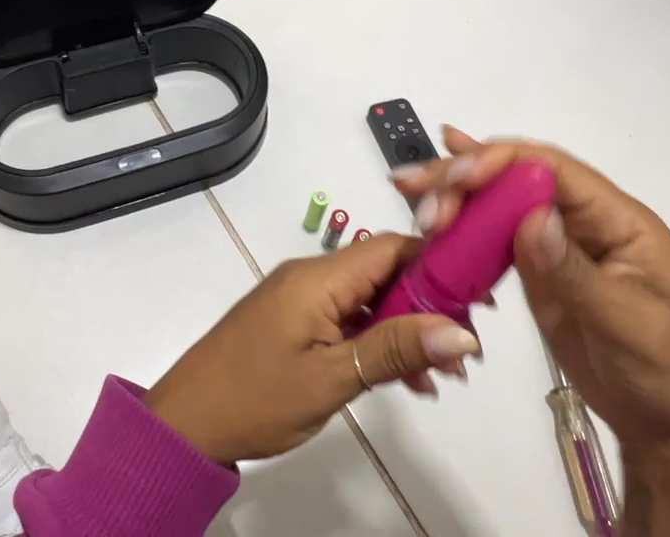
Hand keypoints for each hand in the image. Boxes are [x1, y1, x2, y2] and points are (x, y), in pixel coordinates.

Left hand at [144, 233, 483, 464]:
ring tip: (446, 377)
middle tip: (467, 353)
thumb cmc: (257, 396)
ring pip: (371, 300)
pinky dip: (379, 343)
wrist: (188, 422)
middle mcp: (312, 277)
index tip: (481, 298)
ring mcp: (303, 300)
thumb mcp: (332, 377)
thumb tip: (462, 331)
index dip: (439, 263)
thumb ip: (395, 349)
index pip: (391, 247)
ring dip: (408, 331)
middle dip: (430, 306)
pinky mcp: (296, 322)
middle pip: (385, 272)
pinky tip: (408, 380)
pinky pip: (349, 320)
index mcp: (318, 277)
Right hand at [392, 129, 669, 458]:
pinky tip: (433, 209)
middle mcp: (583, 221)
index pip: (552, 169)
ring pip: (497, 202)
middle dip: (463, 174)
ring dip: (453, 194)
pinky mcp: (537, 273)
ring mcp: (556, 246)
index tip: (456, 178)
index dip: (500, 161)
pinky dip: (461, 223)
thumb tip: (530, 218)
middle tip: (411, 187)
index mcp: (617, 220)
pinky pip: (492, 236)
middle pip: (516, 177)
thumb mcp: (631, 324)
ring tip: (407, 189)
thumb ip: (576, 271)